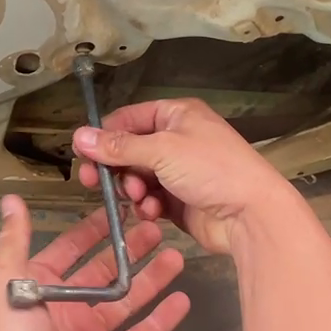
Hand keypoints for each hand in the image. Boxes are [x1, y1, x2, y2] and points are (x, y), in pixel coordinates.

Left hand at [0, 195, 189, 330]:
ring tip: (176, 256)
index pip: (70, 248)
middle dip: (128, 249)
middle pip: (104, 270)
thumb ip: (13, 240)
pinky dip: (162, 320)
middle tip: (156, 228)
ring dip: (150, 278)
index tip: (118, 210)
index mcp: (39, 283)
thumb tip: (10, 199)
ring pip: (126, 299)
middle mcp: (66, 305)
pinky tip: (182, 300)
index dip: (93, 229)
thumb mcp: (5, 283)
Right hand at [73, 98, 299, 254]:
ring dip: (132, 188)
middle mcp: (176, 139)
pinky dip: (146, 204)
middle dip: (116, 167)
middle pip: (129, 150)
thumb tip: (78, 136)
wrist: (252, 215)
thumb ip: (118, 146)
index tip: (83, 154)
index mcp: (176, 115)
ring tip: (138, 197)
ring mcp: (179, 170)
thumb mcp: (161, 151)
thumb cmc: (210, 169)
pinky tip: (151, 210)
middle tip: (94, 182)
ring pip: (137, 176)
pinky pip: (150, 197)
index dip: (105, 135)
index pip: (128, 118)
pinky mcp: (180, 199)